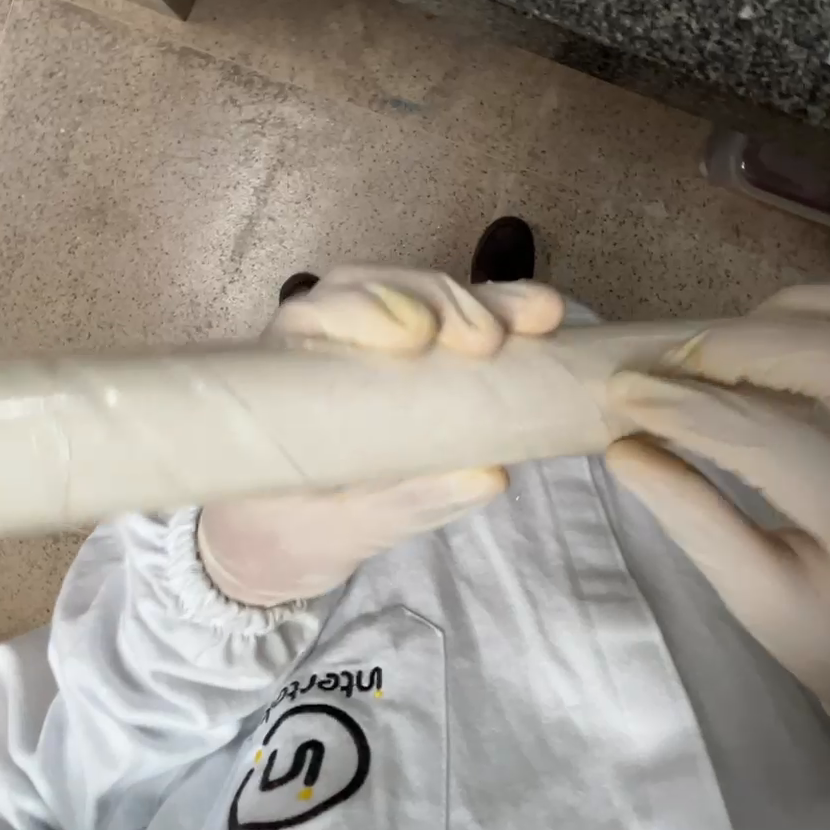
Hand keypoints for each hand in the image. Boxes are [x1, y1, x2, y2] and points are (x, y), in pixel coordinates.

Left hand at [197, 267, 564, 607]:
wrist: (286, 538)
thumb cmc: (291, 527)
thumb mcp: (336, 529)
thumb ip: (398, 502)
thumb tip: (485, 474)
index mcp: (289, 369)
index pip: (323, 313)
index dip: (370, 311)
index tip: (415, 337)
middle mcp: (332, 339)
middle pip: (385, 291)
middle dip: (442, 303)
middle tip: (490, 338)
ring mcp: (383, 342)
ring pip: (429, 298)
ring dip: (486, 301)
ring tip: (541, 315)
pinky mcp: (424, 356)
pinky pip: (460, 324)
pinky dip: (502, 317)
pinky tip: (543, 323)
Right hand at [604, 285, 829, 777]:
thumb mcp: (760, 605)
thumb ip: (692, 519)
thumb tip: (623, 445)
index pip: (788, 450)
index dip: (696, 411)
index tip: (625, 391)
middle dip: (749, 345)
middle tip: (673, 356)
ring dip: (804, 315)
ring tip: (729, 340)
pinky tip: (788, 333)